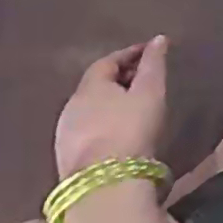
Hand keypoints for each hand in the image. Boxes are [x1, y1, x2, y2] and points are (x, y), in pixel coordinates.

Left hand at [55, 37, 168, 177]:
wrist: (104, 184)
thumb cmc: (131, 127)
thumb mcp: (150, 91)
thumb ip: (154, 63)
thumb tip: (158, 39)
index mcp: (89, 86)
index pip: (107, 61)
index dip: (129, 54)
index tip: (150, 51)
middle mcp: (71, 106)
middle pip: (96, 84)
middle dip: (120, 77)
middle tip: (145, 77)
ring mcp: (65, 134)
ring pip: (90, 108)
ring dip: (111, 101)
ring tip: (135, 104)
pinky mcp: (66, 158)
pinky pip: (88, 128)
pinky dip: (104, 120)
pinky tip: (119, 129)